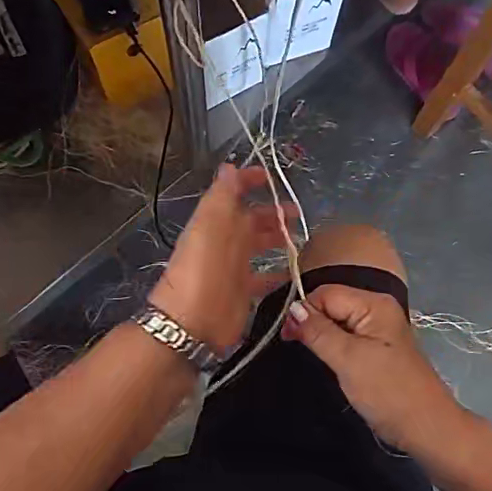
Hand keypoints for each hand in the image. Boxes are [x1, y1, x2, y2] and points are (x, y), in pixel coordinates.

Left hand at [148, 163, 297, 350]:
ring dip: (278, 239)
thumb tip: (230, 167)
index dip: (249, 181)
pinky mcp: (245, 292)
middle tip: (297, 213)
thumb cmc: (201, 270)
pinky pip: (266, 277)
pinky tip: (295, 271)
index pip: (234, 193)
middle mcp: (226, 242)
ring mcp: (236, 268)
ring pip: (260, 245)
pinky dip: (279, 272)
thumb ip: (221, 196)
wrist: (191, 323)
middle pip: (252, 221)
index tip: (271, 176)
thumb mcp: (208, 226)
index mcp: (217, 222)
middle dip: (272, 213)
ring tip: (301, 237)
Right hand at [280, 284, 465, 449]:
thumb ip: (318, 331)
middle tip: (294, 346)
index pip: (326, 293)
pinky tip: (328, 360)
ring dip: (320, 335)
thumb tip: (293, 307)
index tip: (287, 336)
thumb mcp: (347, 359)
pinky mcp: (377, 347)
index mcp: (374, 304)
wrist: (426, 428)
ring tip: (312, 355)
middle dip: (311, 321)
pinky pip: (346, 336)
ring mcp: (378, 329)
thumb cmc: (387, 392)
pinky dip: (333, 345)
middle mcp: (377, 309)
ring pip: (337, 321)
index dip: (303, 310)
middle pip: (331, 303)